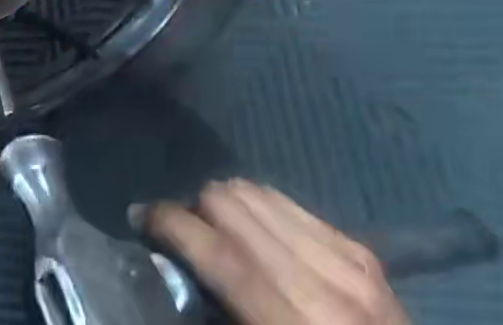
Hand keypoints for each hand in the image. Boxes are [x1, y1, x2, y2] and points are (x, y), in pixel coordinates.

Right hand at [136, 180, 409, 324]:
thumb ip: (216, 310)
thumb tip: (171, 265)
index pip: (220, 253)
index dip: (170, 224)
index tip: (138, 218)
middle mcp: (326, 285)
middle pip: (230, 204)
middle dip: (193, 209)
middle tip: (181, 234)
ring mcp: (351, 263)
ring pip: (255, 191)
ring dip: (224, 204)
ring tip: (215, 230)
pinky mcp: (363, 252)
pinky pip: (287, 202)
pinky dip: (259, 210)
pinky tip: (256, 236)